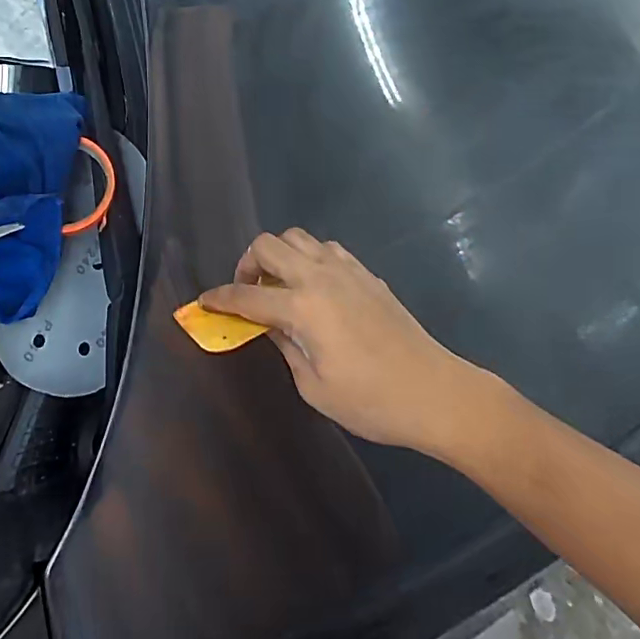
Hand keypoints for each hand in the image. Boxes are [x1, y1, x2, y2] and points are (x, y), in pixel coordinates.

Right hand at [200, 229, 502, 456]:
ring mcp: (346, 270)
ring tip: (280, 287)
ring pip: (298, 237)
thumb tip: (268, 325)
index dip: (220, 299)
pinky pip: (326, 248)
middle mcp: (320, 277)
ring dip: (279, 255)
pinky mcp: (366, 274)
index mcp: (302, 307)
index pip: (247, 296)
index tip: (204, 302)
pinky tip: (315, 288)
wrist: (434, 392)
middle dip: (247, 263)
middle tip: (248, 292)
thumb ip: (284, 346)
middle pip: (268, 244)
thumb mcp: (314, 386)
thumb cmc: (371, 401)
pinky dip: (309, 258)